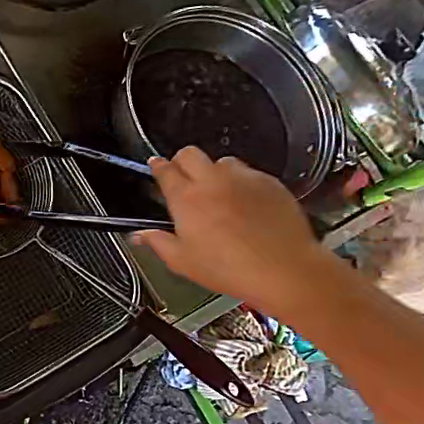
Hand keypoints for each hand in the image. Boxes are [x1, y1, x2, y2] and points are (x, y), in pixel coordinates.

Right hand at [133, 147, 343, 313]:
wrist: (282, 268)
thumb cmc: (230, 268)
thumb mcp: (181, 261)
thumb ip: (157, 242)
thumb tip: (141, 236)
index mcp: (186, 199)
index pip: (165, 170)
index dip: (157, 166)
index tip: (155, 166)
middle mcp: (214, 182)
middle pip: (190, 154)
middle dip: (181, 162)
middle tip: (181, 177)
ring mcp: (244, 180)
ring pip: (222, 161)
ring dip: (213, 172)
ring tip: (216, 192)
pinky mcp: (270, 184)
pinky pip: (250, 173)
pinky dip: (241, 182)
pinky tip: (243, 203)